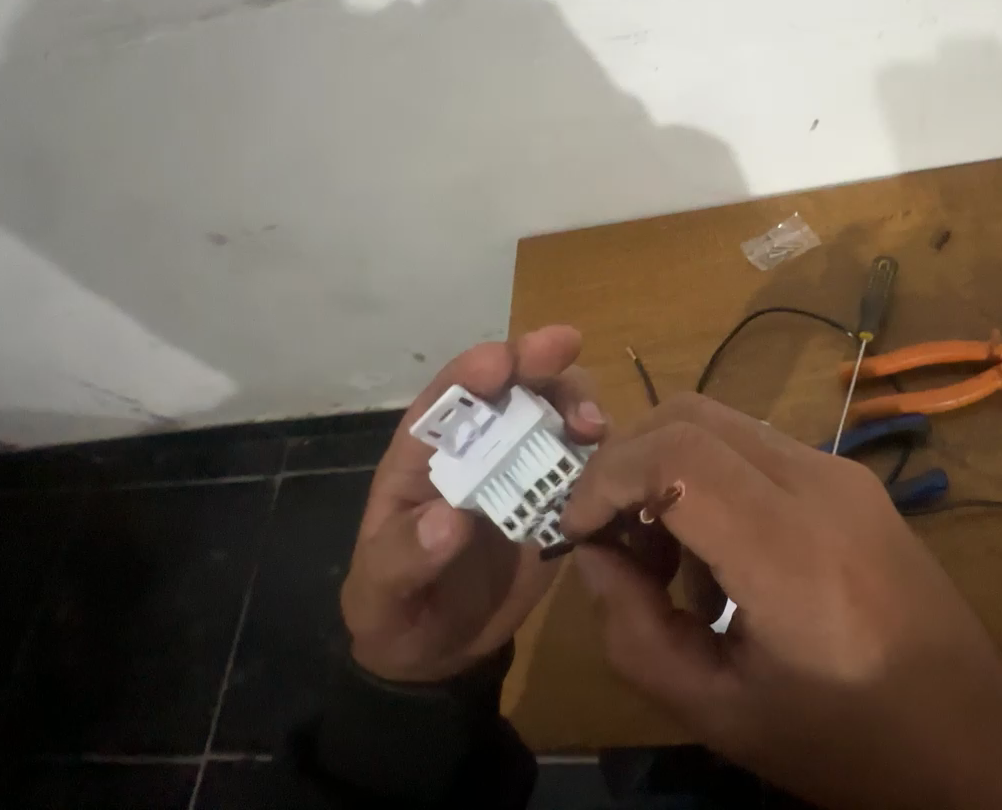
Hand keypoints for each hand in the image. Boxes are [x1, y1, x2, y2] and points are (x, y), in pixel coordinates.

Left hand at [340, 327, 605, 682]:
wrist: (442, 649)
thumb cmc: (398, 608)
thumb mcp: (383, 589)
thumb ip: (407, 554)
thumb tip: (450, 519)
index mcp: (429, 452)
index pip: (449, 396)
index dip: (474, 371)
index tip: (503, 361)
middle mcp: (482, 446)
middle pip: (514, 387)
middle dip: (539, 364)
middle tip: (568, 351)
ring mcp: (525, 467)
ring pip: (557, 413)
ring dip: (578, 404)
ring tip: (593, 428)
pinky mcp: (560, 497)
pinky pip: (589, 464)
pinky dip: (605, 454)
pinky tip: (617, 463)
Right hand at [561, 394, 1001, 809]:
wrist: (976, 736)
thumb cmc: (846, 740)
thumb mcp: (719, 714)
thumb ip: (636, 634)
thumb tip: (596, 558)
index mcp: (790, 549)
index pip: (675, 455)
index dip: (605, 479)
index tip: (576, 532)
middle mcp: (818, 483)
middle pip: (692, 415)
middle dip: (627, 460)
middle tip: (607, 535)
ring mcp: (841, 472)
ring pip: (722, 422)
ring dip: (668, 467)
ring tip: (663, 557)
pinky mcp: (852, 478)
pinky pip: (758, 448)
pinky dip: (711, 476)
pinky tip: (719, 555)